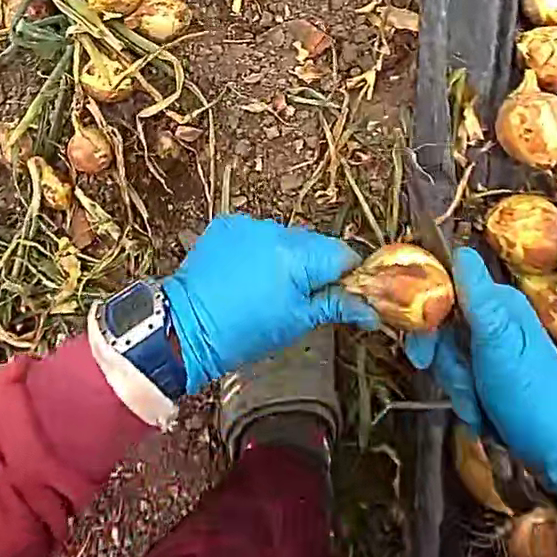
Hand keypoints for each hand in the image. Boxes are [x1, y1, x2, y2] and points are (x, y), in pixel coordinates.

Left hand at [163, 214, 380, 392]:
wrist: (185, 328)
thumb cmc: (244, 332)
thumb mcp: (297, 323)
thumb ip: (335, 305)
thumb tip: (372, 310)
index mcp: (297, 254)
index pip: (342, 254)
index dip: (345, 276)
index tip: (339, 294)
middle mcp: (276, 230)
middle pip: (314, 244)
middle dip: (313, 266)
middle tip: (299, 297)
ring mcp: (250, 224)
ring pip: (285, 237)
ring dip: (285, 257)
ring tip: (266, 287)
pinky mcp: (228, 224)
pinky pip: (257, 232)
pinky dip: (258, 249)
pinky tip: (246, 273)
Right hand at [405, 249, 556, 521]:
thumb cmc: (532, 397)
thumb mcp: (499, 342)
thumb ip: (477, 295)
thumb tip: (460, 249)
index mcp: (499, 301)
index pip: (444, 288)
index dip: (428, 318)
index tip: (424, 352)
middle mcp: (495, 318)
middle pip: (441, 324)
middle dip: (445, 362)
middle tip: (464, 386)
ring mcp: (492, 348)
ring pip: (446, 354)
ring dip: (456, 385)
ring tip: (479, 407)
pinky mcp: (490, 375)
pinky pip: (458, 377)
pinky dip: (464, 398)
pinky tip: (482, 415)